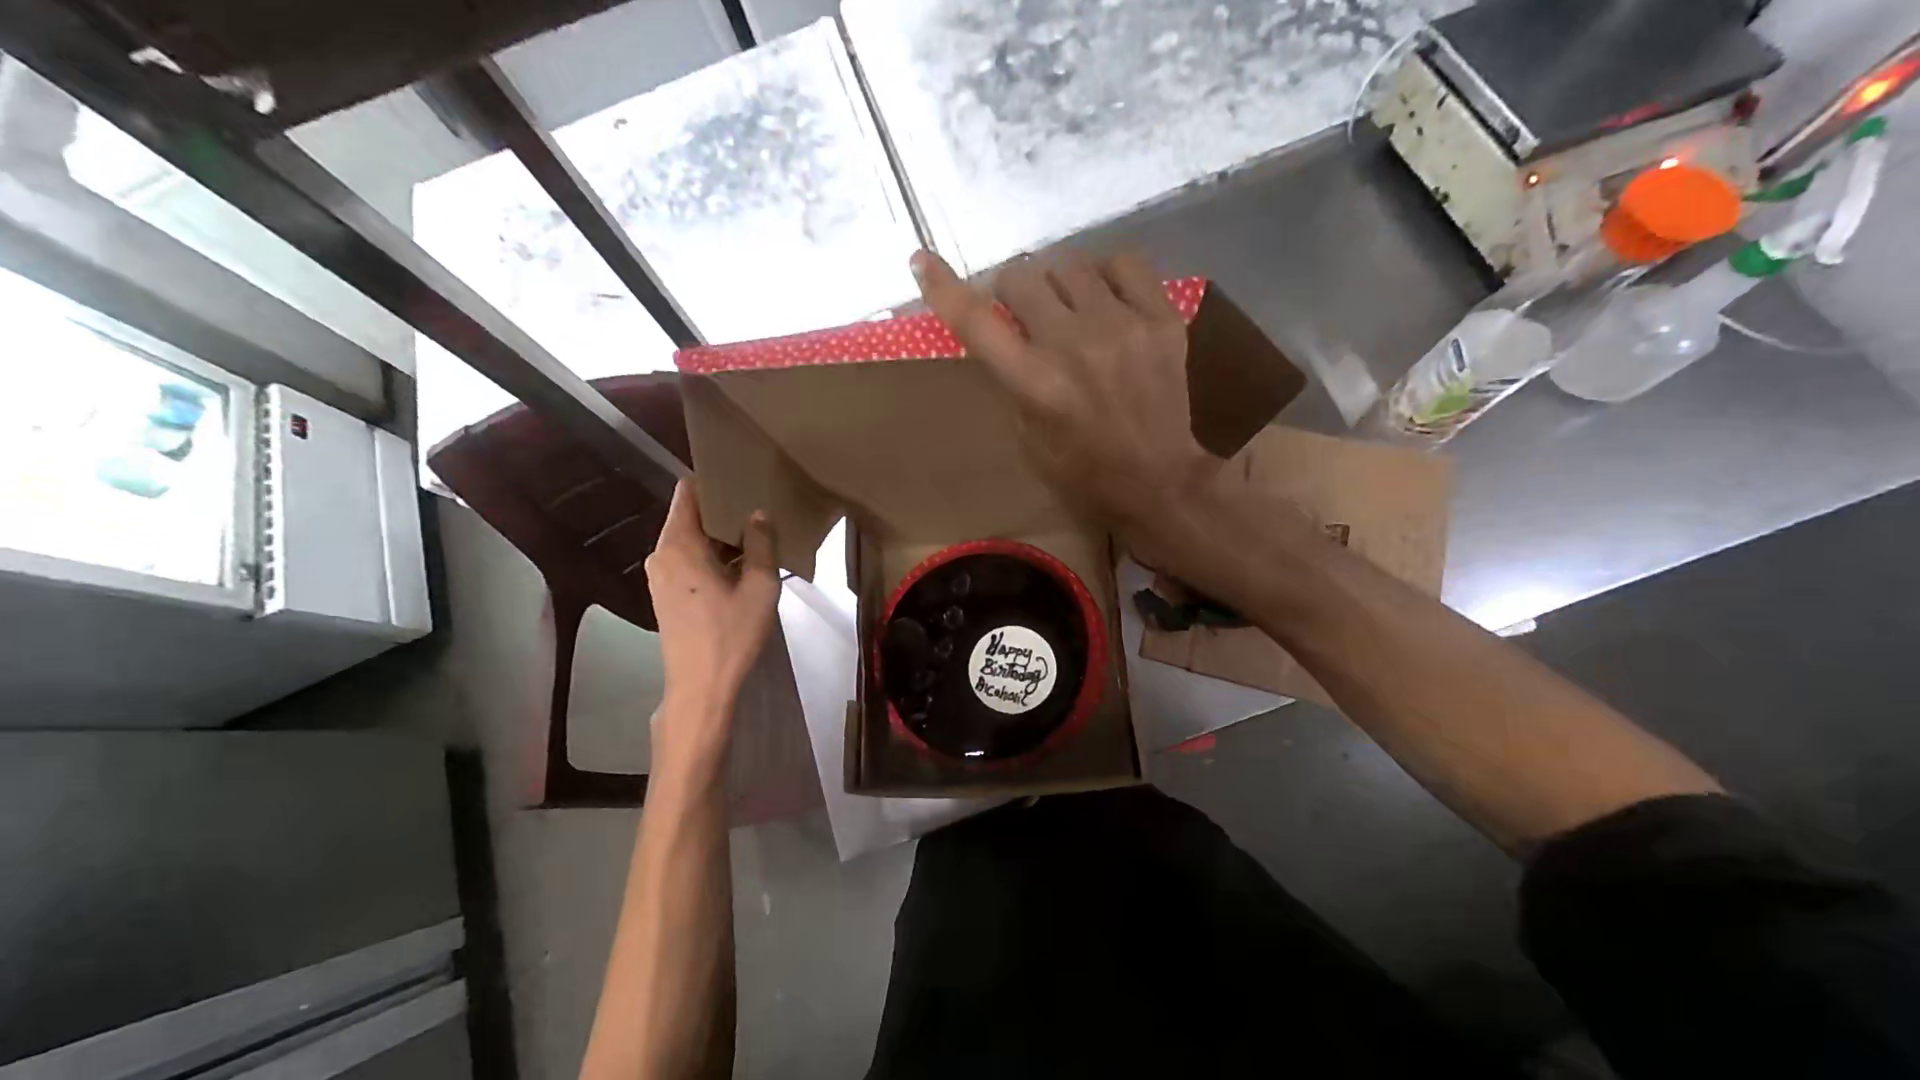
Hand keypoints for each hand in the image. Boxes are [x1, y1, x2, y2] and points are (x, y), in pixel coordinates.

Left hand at [645, 479, 779, 762]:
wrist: (701, 686)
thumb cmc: (731, 634)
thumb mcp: (760, 586)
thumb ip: (761, 544)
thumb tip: (759, 514)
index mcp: (679, 544)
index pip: (687, 493)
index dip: (713, 482)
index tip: (741, 478)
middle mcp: (661, 554)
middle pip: (689, 516)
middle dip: (722, 511)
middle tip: (758, 507)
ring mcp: (659, 576)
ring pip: (690, 540)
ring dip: (719, 537)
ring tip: (755, 535)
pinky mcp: (665, 595)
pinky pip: (687, 560)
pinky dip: (710, 557)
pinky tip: (739, 567)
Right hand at [910, 247, 1222, 567]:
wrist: (1157, 480)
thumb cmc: (1081, 470)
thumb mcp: (1027, 436)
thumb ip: (1012, 378)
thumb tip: (1004, 326)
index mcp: (1035, 385)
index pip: (976, 321)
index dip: (943, 287)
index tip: (922, 262)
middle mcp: (1075, 347)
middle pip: (1021, 278)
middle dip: (1011, 292)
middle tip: (1024, 313)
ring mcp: (1124, 328)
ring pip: (1070, 264)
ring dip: (1057, 282)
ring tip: (1070, 308)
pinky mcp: (1162, 320)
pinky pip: (1125, 263)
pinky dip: (1106, 275)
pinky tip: (1106, 299)